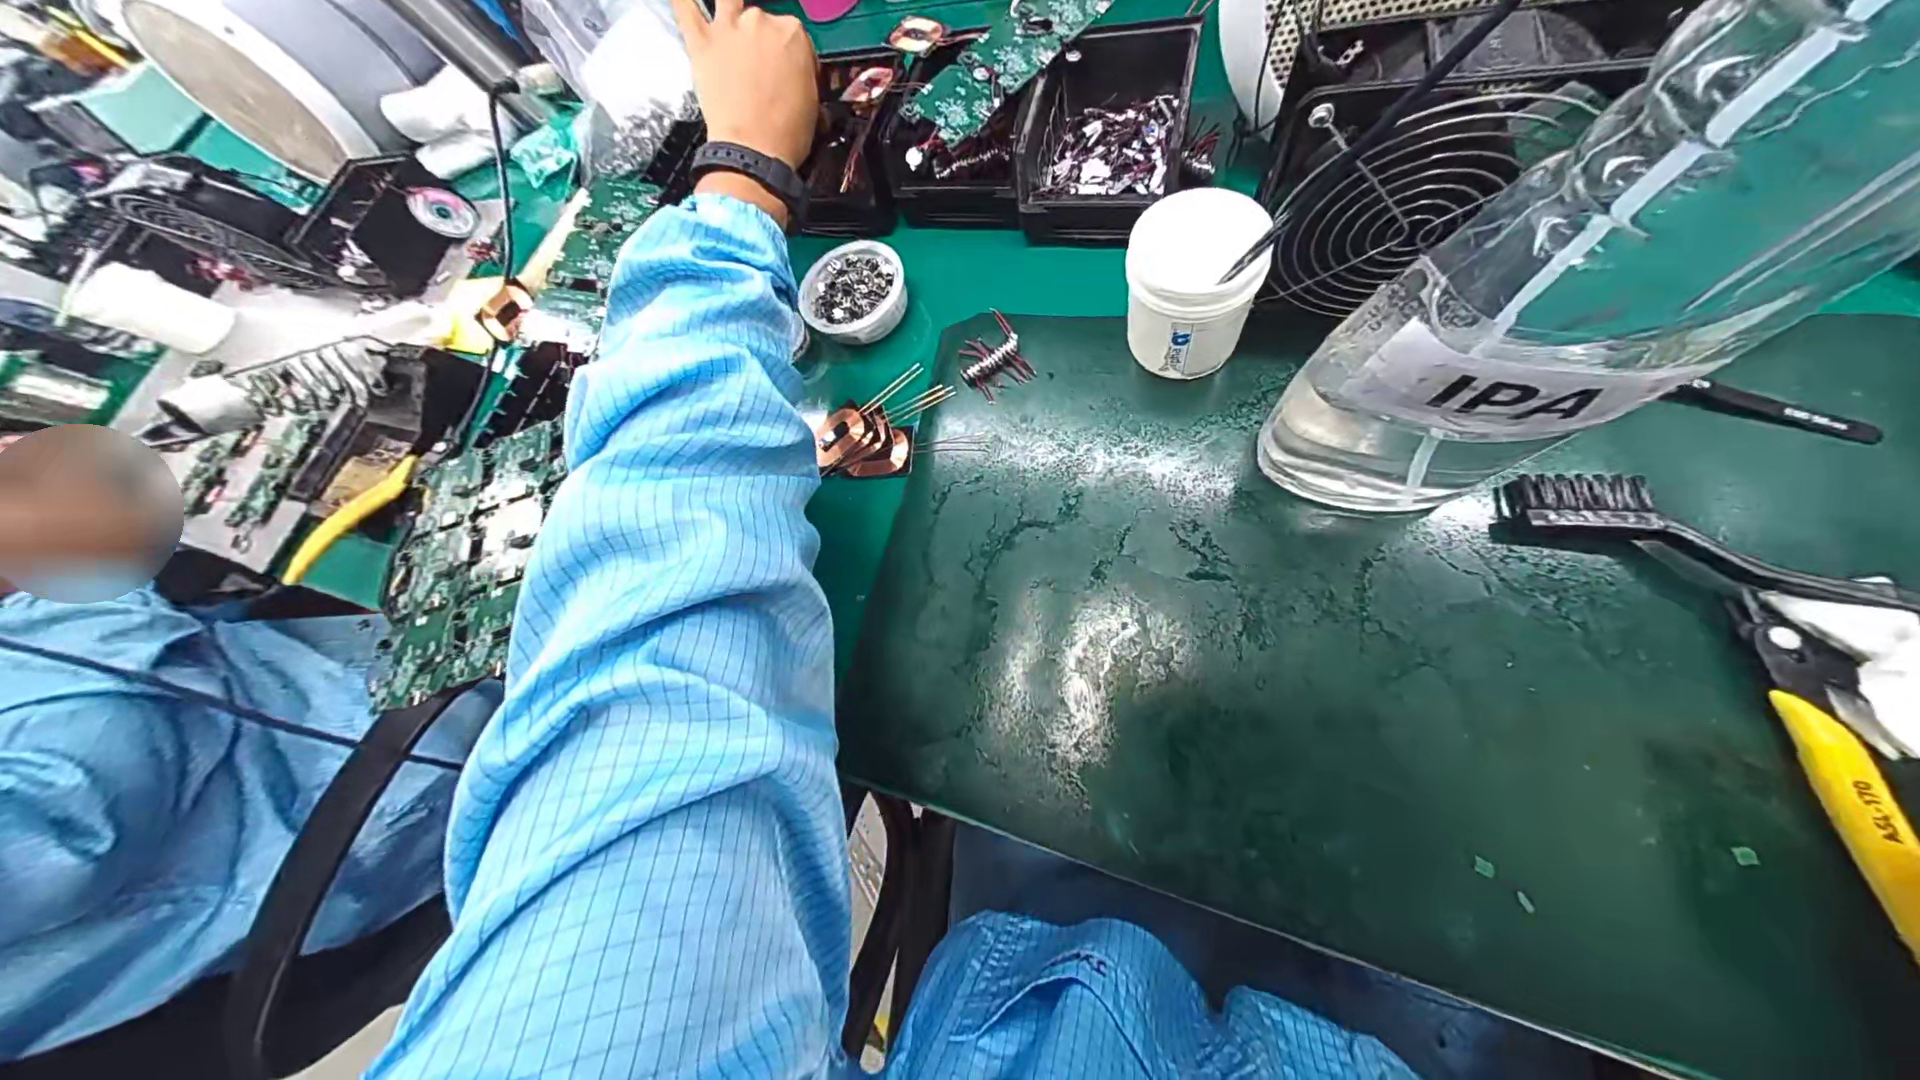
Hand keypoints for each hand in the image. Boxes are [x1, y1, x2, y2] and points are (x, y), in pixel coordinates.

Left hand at [673, 0, 818, 169]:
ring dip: (731, 10)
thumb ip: (805, 80)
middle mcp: (760, 21)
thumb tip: (801, 82)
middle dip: (764, 43)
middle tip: (764, 70)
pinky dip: (683, 1)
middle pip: (762, 21)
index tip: (794, 76)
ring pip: (728, 1)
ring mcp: (728, 29)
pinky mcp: (702, 43)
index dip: (796, 60)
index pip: (797, 38)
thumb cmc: (786, 136)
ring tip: (733, 32)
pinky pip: (684, 7)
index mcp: (794, 34)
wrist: (754, 153)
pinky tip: (685, 2)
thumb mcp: (813, 107)